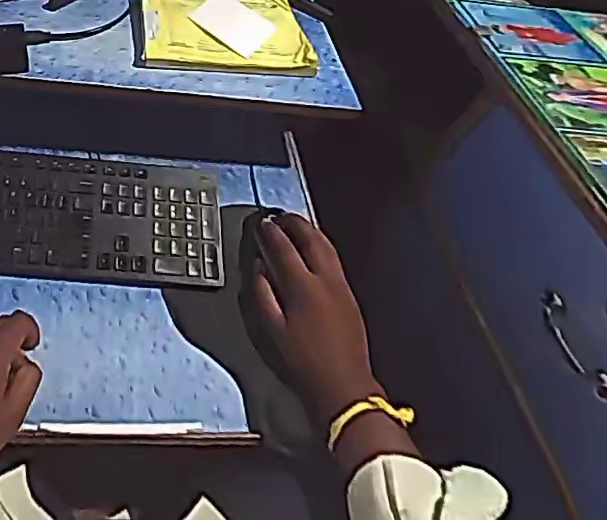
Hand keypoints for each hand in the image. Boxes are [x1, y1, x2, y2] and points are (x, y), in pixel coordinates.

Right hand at [249, 212, 376, 418]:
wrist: (343, 389)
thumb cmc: (301, 361)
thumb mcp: (269, 330)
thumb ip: (260, 293)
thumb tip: (256, 267)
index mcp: (301, 286)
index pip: (283, 247)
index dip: (269, 231)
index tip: (261, 223)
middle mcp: (324, 280)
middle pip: (310, 238)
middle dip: (293, 223)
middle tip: (278, 216)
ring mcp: (341, 287)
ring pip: (326, 246)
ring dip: (310, 230)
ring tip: (296, 225)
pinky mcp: (350, 296)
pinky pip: (334, 259)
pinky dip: (321, 244)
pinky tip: (314, 248)